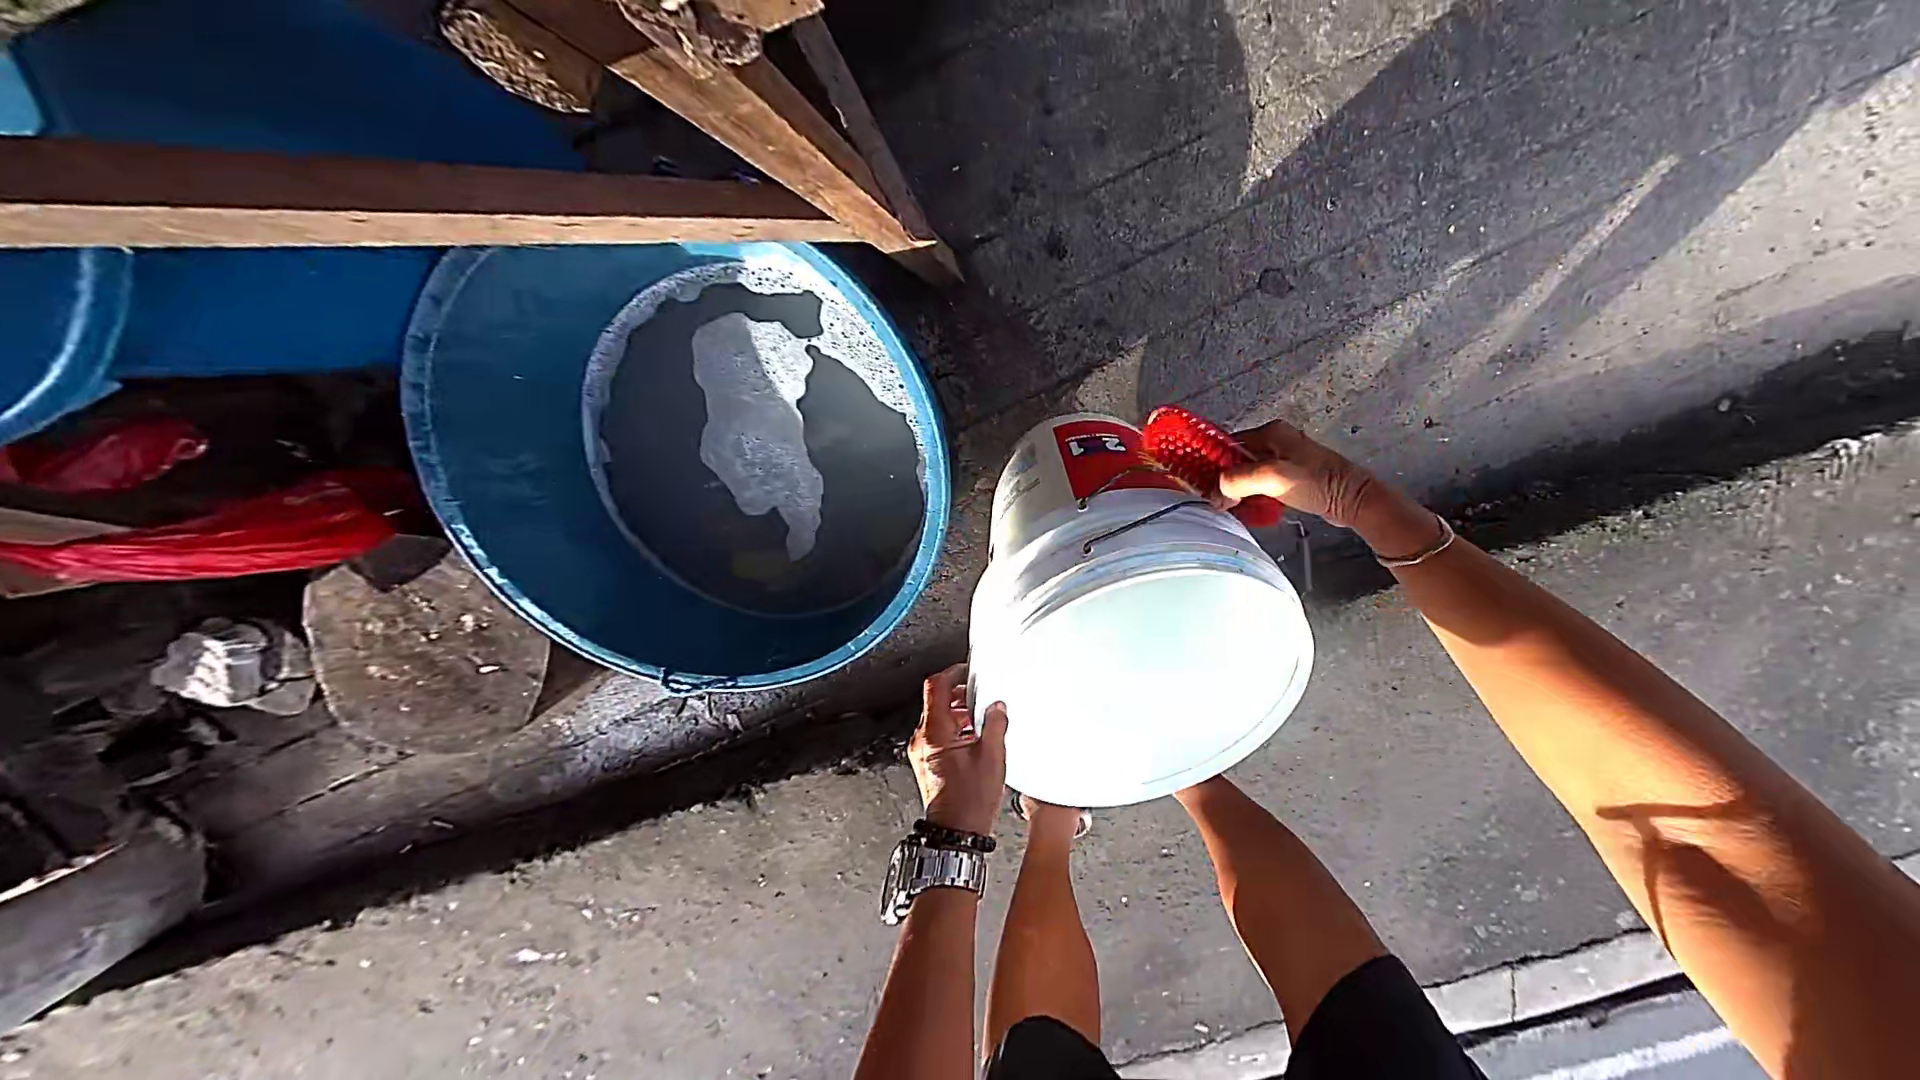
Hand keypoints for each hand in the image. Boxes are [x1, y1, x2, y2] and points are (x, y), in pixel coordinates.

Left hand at [909, 664, 1007, 836]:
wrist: (956, 831)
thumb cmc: (969, 802)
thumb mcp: (992, 757)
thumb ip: (995, 724)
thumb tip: (997, 707)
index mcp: (935, 732)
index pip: (935, 686)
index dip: (952, 672)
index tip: (967, 670)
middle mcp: (922, 739)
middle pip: (936, 700)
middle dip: (960, 695)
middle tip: (980, 696)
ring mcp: (922, 751)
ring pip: (938, 717)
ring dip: (959, 712)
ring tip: (981, 720)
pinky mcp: (927, 761)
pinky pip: (938, 734)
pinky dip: (955, 728)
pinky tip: (974, 738)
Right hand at [1218, 418, 1379, 527]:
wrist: (1351, 500)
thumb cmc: (1318, 483)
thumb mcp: (1271, 477)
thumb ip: (1237, 480)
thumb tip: (1217, 491)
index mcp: (1271, 432)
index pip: (1228, 444)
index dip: (1214, 464)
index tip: (1206, 484)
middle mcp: (1276, 441)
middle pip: (1235, 459)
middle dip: (1225, 481)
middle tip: (1221, 501)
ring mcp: (1283, 458)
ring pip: (1246, 473)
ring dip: (1237, 490)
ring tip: (1233, 506)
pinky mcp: (1289, 475)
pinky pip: (1259, 483)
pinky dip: (1251, 494)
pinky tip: (1250, 507)